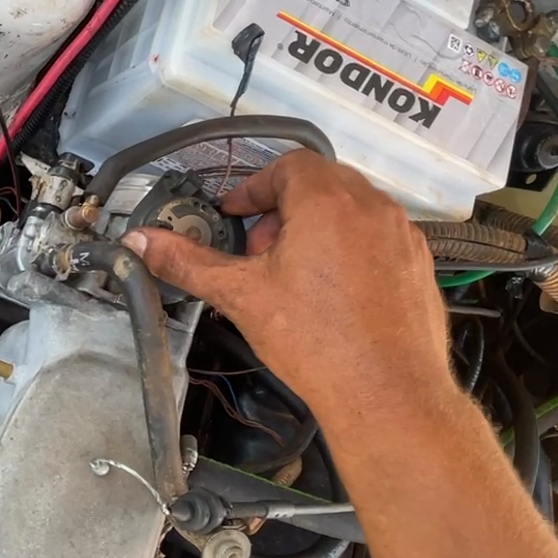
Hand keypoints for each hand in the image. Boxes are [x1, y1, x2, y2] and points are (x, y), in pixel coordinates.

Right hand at [121, 150, 449, 417]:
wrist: (385, 392)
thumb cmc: (313, 339)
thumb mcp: (239, 295)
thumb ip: (186, 262)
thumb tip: (139, 241)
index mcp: (327, 204)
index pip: (290, 165)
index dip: (254, 186)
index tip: (234, 214)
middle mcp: (372, 208)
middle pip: (321, 182)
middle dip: (281, 208)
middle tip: (257, 248)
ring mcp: (402, 236)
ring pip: (350, 209)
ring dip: (313, 226)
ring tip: (289, 272)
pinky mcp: (417, 265)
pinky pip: (374, 237)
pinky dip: (345, 247)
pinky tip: (326, 294)